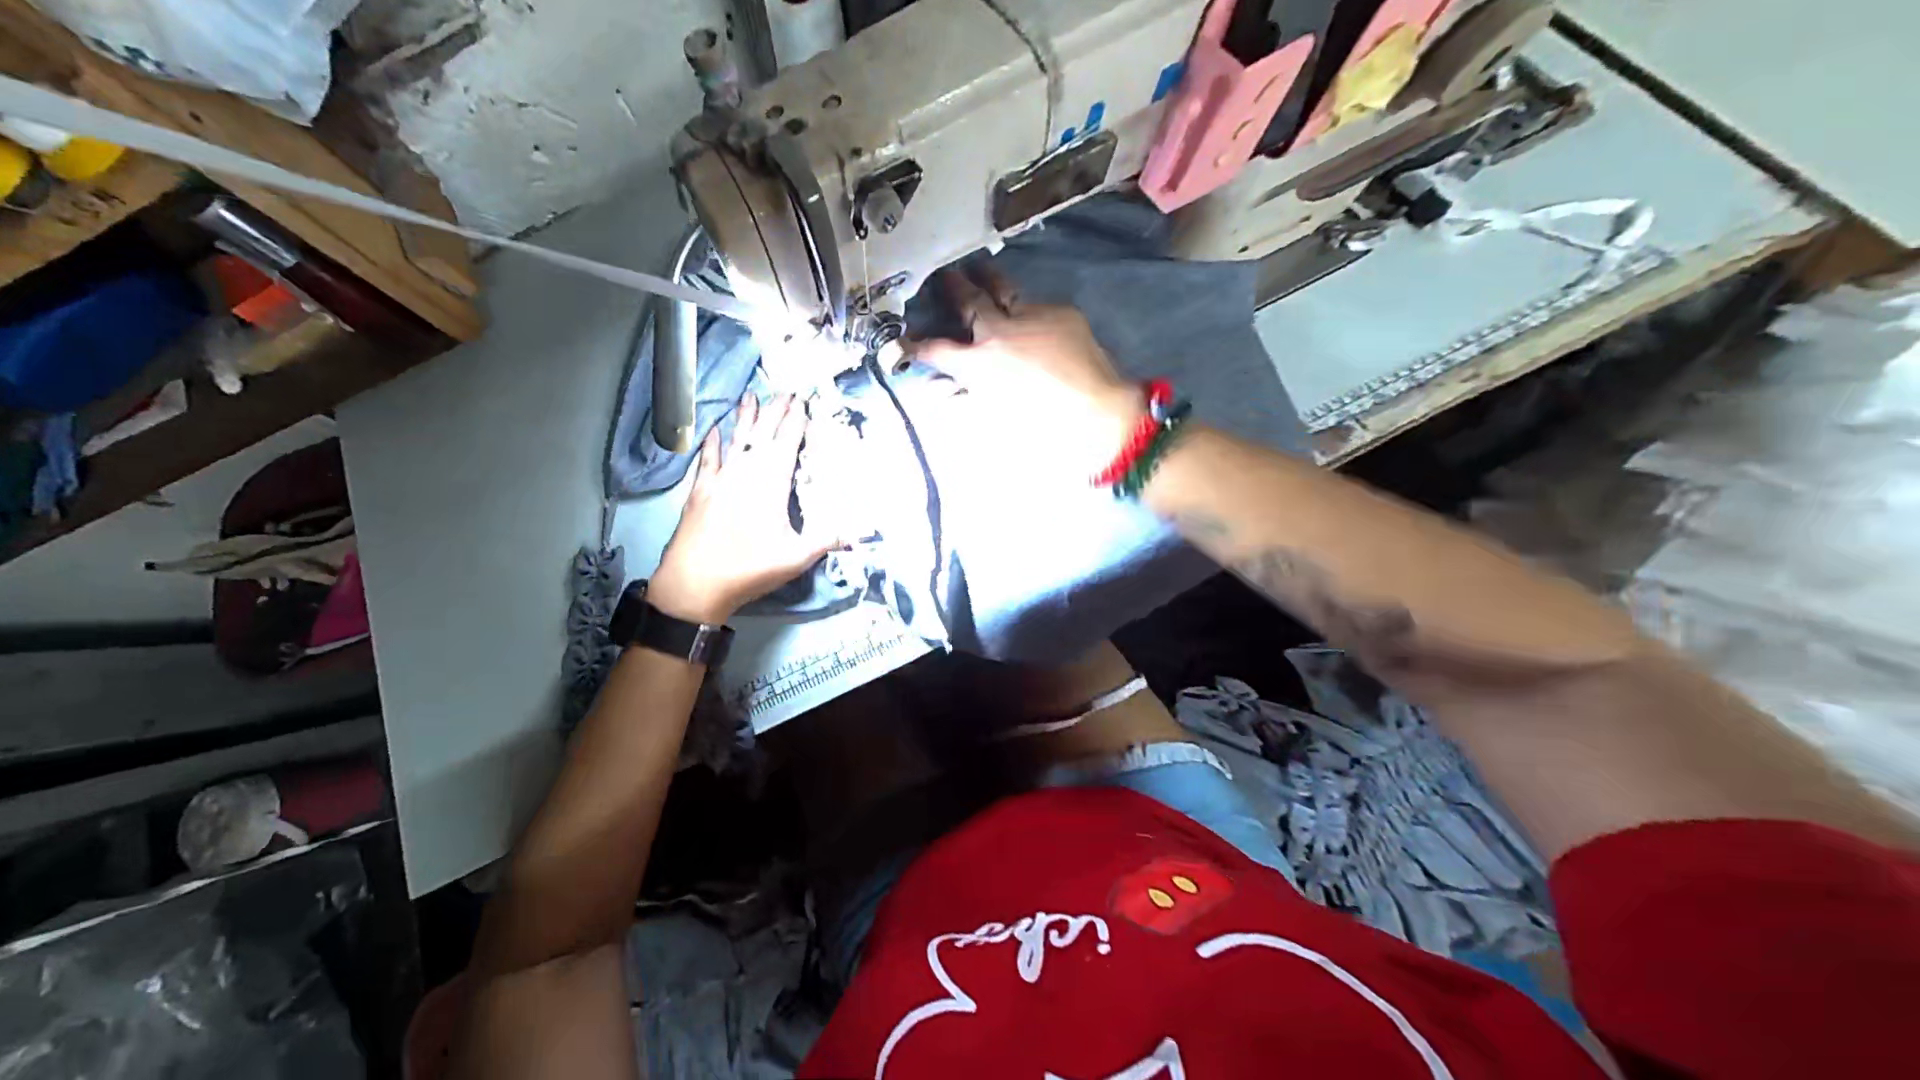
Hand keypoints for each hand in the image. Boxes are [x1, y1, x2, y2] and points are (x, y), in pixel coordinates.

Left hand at [649, 393, 839, 624]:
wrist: (694, 583)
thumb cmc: (749, 569)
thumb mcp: (796, 558)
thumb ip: (826, 540)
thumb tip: (860, 533)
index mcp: (770, 484)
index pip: (786, 444)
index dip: (796, 422)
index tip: (803, 402)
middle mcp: (744, 474)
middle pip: (762, 435)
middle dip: (775, 412)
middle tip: (785, 392)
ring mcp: (719, 480)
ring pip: (735, 440)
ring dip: (745, 418)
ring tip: (751, 396)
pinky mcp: (699, 492)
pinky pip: (708, 460)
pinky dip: (712, 444)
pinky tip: (715, 431)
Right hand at [908, 266, 1144, 477]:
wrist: (1097, 414)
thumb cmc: (1041, 430)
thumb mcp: (993, 422)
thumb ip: (964, 401)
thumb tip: (942, 390)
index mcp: (978, 363)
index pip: (936, 350)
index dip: (917, 345)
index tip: (906, 341)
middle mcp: (999, 332)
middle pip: (969, 302)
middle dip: (954, 288)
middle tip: (946, 276)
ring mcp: (1031, 316)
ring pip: (1003, 290)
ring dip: (988, 280)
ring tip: (980, 270)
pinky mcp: (1061, 313)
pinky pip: (1036, 306)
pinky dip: (1028, 311)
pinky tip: (1031, 317)